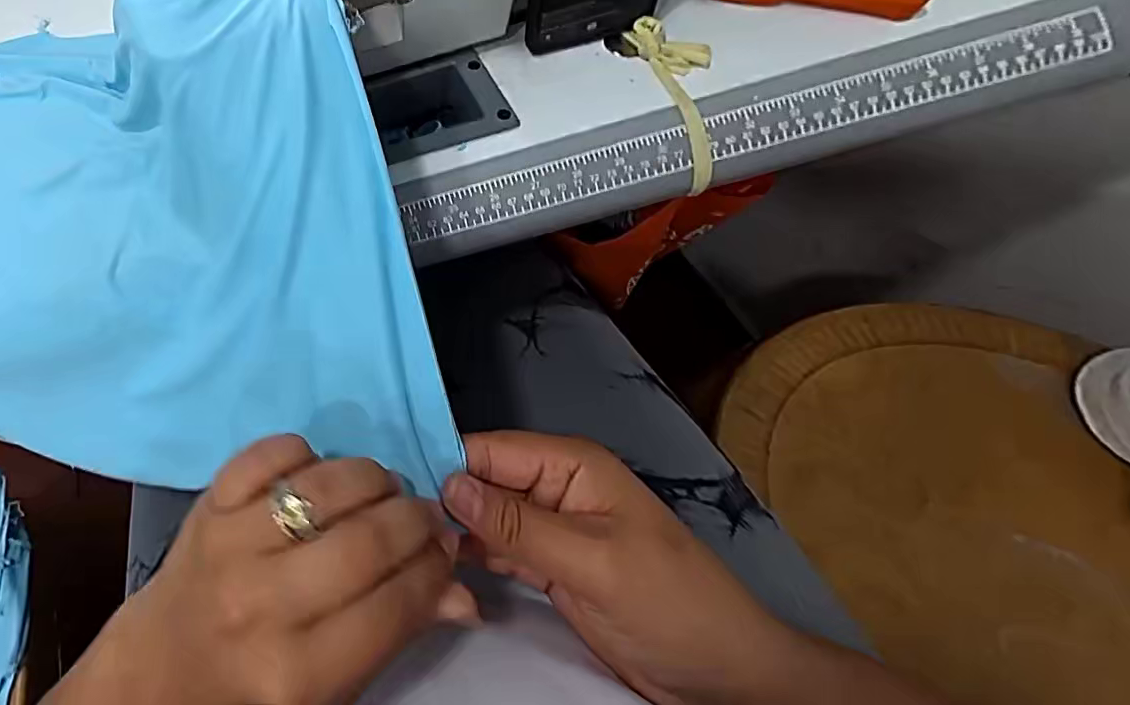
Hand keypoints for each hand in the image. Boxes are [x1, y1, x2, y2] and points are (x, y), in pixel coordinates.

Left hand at [48, 435, 476, 704]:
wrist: (157, 671)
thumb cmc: (250, 690)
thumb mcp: (326, 691)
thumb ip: (393, 636)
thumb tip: (463, 593)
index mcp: (298, 672)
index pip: (392, 605)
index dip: (434, 568)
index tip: (447, 546)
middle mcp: (264, 603)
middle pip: (364, 542)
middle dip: (412, 518)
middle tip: (423, 510)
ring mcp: (230, 545)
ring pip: (319, 489)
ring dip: (367, 475)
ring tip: (382, 483)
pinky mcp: (206, 505)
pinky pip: (262, 456)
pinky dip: (299, 449)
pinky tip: (315, 466)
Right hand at [442, 431, 942, 704]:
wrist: (731, 679)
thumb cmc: (671, 604)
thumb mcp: (594, 562)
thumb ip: (519, 523)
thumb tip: (447, 484)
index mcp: (567, 462)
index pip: (488, 450)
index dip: (444, 465)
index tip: (398, 492)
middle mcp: (550, 483)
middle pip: (480, 480)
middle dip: (443, 500)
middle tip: (399, 530)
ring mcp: (546, 524)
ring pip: (483, 514)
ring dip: (452, 530)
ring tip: (410, 548)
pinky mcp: (545, 561)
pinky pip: (496, 547)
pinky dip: (471, 556)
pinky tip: (440, 566)